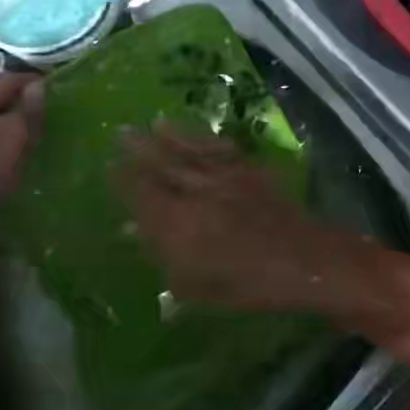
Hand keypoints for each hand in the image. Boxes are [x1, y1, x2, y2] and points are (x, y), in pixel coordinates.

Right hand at [117, 124, 344, 311]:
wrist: (300, 258)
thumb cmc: (243, 284)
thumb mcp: (192, 286)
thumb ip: (163, 256)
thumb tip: (136, 231)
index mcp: (176, 223)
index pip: (142, 194)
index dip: (124, 179)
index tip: (110, 164)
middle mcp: (197, 192)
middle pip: (163, 164)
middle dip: (141, 147)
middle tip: (122, 131)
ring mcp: (226, 177)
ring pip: (193, 150)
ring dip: (172, 136)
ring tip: (155, 123)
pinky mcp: (251, 170)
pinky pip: (224, 149)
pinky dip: (209, 140)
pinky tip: (203, 136)